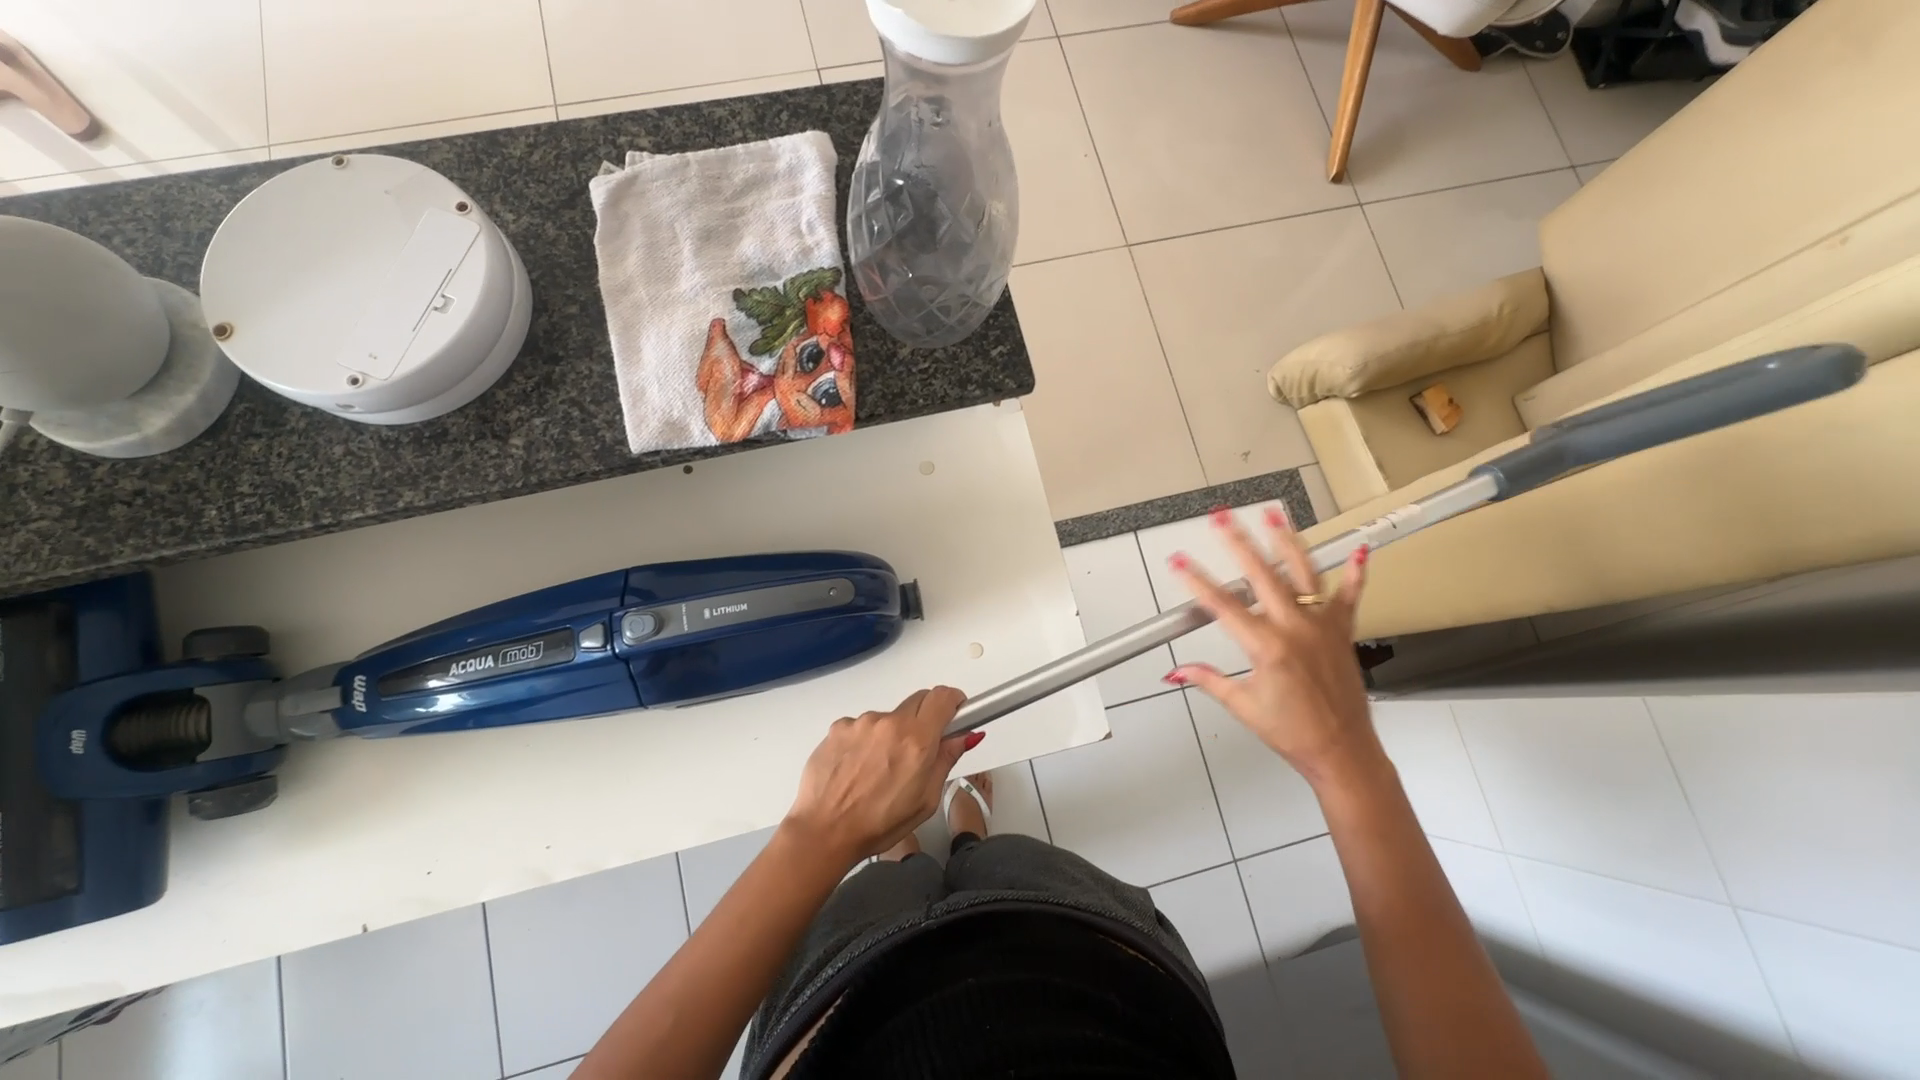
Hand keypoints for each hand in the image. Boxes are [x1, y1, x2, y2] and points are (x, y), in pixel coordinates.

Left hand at [785, 687, 978, 864]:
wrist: (825, 830)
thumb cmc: (878, 824)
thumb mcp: (926, 800)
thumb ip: (945, 760)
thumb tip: (963, 737)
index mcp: (917, 740)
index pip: (943, 697)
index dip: (953, 701)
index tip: (954, 713)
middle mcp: (889, 723)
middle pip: (917, 701)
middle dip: (924, 720)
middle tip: (917, 750)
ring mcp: (861, 723)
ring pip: (887, 718)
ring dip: (890, 735)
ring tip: (878, 770)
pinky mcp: (838, 727)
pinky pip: (860, 727)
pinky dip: (864, 741)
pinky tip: (857, 768)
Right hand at [1167, 507, 1382, 789]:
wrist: (1342, 749)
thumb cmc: (1293, 732)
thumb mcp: (1243, 706)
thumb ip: (1208, 680)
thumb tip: (1175, 672)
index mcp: (1267, 648)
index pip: (1223, 606)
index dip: (1197, 581)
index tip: (1179, 562)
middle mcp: (1295, 629)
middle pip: (1260, 575)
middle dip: (1237, 542)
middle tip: (1220, 518)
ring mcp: (1322, 626)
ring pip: (1303, 573)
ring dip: (1286, 541)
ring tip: (1273, 514)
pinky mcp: (1343, 631)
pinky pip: (1351, 595)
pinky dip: (1357, 573)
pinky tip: (1362, 549)